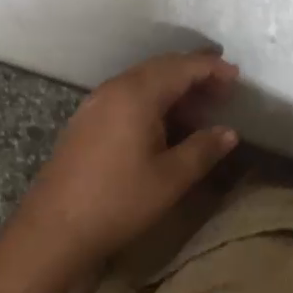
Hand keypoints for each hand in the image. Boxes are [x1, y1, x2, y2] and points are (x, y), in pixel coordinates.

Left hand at [0, 51, 240, 292]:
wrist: (56, 225)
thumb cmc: (118, 200)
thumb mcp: (170, 179)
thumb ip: (202, 150)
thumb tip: (229, 132)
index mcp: (137, 92)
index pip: (181, 67)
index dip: (211, 68)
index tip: (236, 76)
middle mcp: (116, 86)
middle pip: (161, 68)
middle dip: (194, 74)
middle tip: (223, 89)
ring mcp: (98, 100)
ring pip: (143, 80)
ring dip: (173, 88)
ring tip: (200, 107)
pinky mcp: (88, 117)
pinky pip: (128, 94)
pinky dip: (153, 99)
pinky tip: (165, 122)